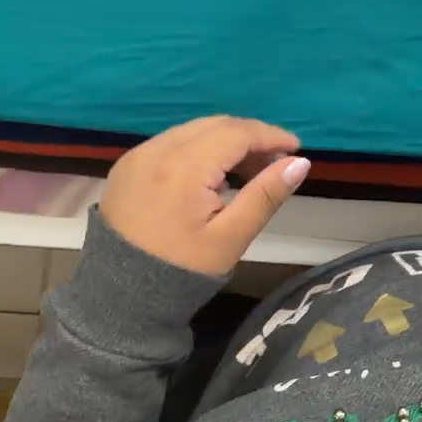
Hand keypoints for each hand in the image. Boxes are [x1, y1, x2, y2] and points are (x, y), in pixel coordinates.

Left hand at [99, 116, 310, 276]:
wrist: (121, 296)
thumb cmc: (183, 270)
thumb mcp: (231, 237)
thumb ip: (266, 195)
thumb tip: (300, 163)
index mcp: (183, 167)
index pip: (236, 134)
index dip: (270, 135)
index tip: (296, 147)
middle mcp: (157, 150)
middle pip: (214, 125)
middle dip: (249, 137)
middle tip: (276, 161)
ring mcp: (138, 155)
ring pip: (192, 130)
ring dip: (224, 141)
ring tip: (248, 170)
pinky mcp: (127, 165)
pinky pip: (171, 142)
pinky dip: (198, 148)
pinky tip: (212, 175)